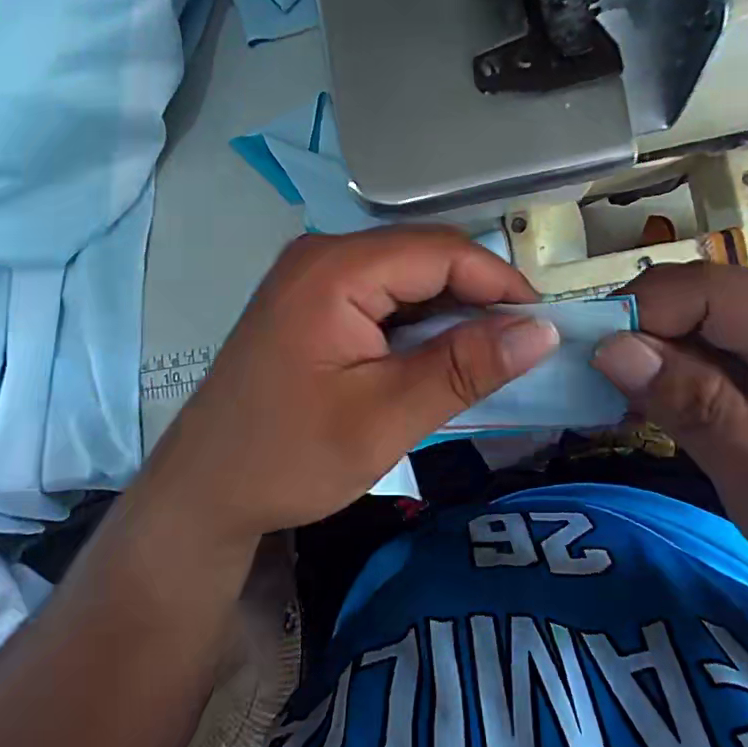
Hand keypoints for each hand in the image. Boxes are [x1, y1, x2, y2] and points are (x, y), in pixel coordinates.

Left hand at [140, 227, 559, 540]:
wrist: (203, 494)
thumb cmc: (290, 458)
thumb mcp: (386, 417)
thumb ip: (464, 368)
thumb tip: (542, 332)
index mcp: (334, 270)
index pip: (441, 252)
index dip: (500, 283)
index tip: (543, 326)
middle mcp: (322, 255)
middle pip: (424, 256)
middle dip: (479, 296)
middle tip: (520, 346)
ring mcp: (313, 276)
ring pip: (407, 276)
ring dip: (452, 310)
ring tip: (487, 356)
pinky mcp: (312, 301)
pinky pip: (383, 294)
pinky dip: (420, 321)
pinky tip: (438, 355)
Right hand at [591, 263, 747, 613]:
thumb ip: (698, 409)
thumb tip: (612, 347)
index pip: (712, 290)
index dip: (639, 314)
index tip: (586, 364)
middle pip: (707, 294)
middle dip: (646, 335)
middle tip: (602, 394)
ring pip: (708, 313)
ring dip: (662, 353)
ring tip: (632, 405)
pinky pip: (726, 336)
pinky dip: (687, 365)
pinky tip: (672, 403)